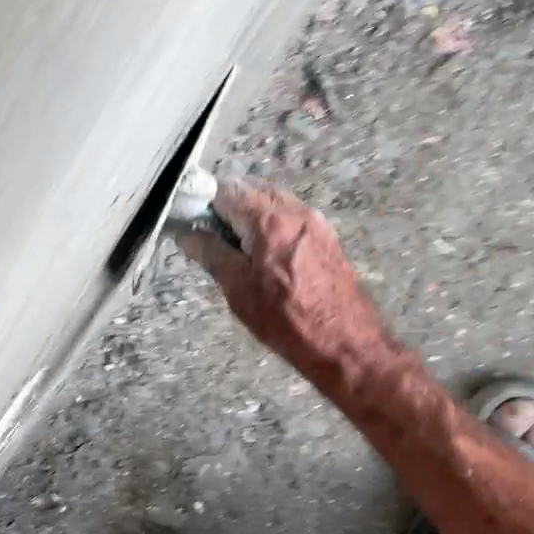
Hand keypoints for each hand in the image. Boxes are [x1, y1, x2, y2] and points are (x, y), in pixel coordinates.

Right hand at [174, 177, 390, 369]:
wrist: (347, 345)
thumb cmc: (285, 318)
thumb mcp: (237, 288)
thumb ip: (210, 253)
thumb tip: (186, 233)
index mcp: (269, 219)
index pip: (226, 189)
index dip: (203, 201)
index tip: (190, 221)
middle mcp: (295, 211)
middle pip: (250, 189)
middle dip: (225, 205)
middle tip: (209, 235)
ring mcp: (315, 222)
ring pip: (271, 201)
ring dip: (247, 213)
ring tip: (234, 246)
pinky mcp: (326, 237)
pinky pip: (289, 216)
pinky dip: (269, 223)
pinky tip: (261, 252)